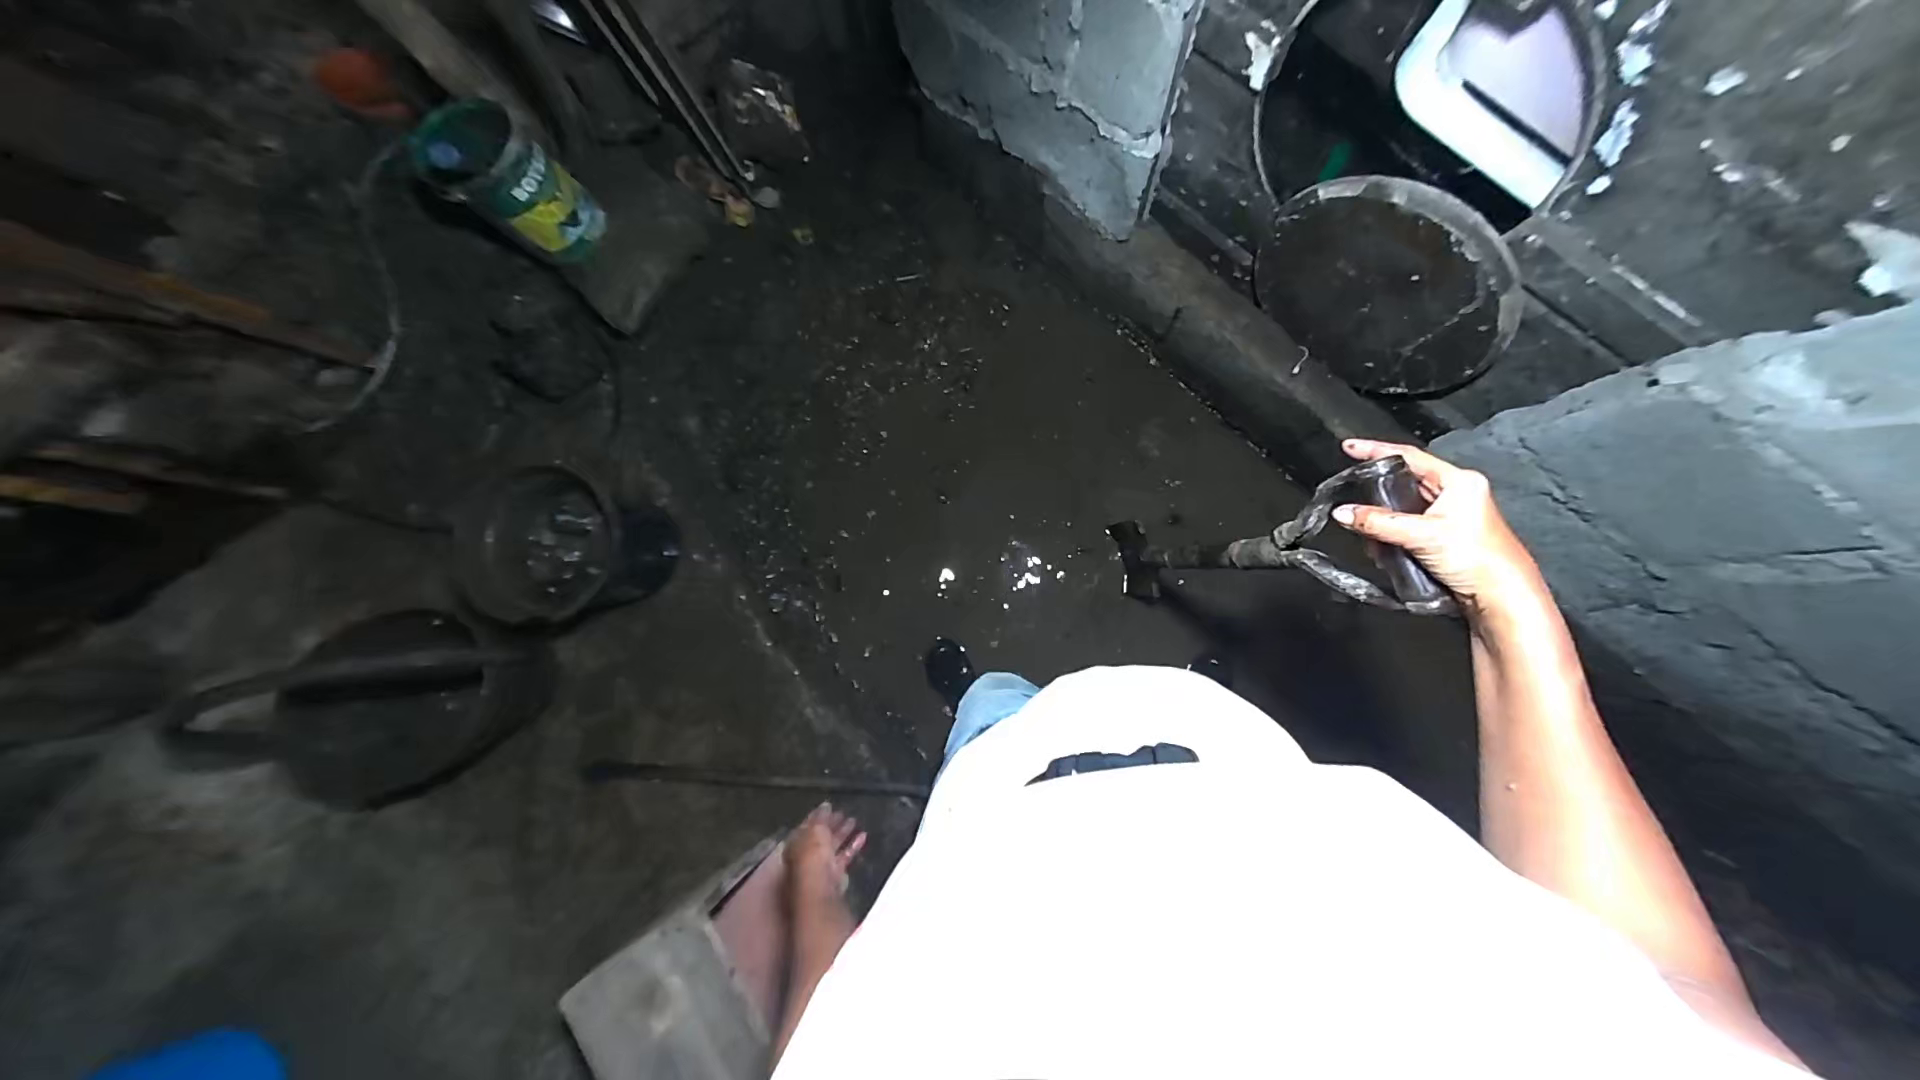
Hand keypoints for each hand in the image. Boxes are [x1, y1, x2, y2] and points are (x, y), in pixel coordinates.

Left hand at [785, 802, 866, 899]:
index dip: (817, 816)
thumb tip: (825, 805)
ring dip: (843, 834)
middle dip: (830, 825)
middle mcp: (804, 857)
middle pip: (819, 838)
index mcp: (794, 845)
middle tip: (843, 812)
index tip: (830, 805)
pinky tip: (863, 836)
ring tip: (855, 820)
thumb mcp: (815, 831)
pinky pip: (843, 858)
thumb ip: (821, 818)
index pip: (805, 827)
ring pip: (832, 848)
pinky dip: (852, 847)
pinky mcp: (834, 878)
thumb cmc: (812, 857)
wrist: (821, 892)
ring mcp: (819, 869)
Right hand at [1332, 439, 1546, 618]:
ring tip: (1369, 530)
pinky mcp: (1442, 534)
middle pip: (1403, 481)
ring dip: (1382, 518)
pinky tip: (1383, 545)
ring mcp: (1449, 514)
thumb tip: (1343, 512)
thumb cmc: (1479, 559)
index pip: (1409, 456)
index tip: (1350, 447)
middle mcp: (1456, 493)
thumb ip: (1378, 522)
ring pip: (1402, 505)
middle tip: (1351, 493)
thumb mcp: (1421, 535)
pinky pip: (1406, 524)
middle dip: (1376, 492)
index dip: (1376, 450)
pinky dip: (1390, 533)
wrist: (1499, 596)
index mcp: (1459, 482)